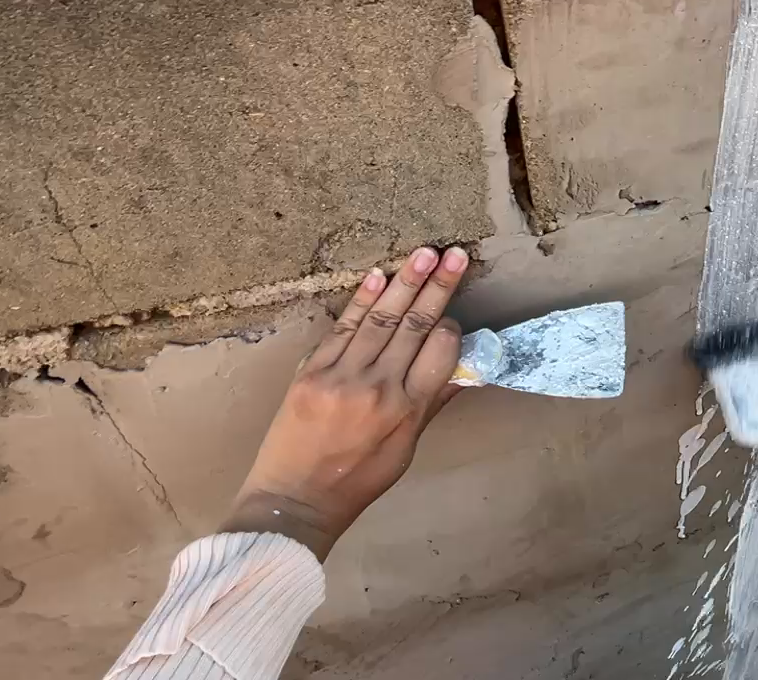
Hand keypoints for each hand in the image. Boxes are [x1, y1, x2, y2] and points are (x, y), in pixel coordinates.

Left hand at [219, 245, 470, 558]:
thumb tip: (465, 370)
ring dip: (406, 280)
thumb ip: (433, 403)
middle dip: (438, 286)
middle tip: (455, 254)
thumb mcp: (406, 448)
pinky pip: (343, 327)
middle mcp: (378, 388)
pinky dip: (363, 299)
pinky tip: (380, 274)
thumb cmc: (357, 481)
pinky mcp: (311, 372)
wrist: (291, 503)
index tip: (453, 316)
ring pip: (382, 318)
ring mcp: (342, 377)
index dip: (450, 328)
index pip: (440, 352)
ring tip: (426, 253)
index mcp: (407, 410)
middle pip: (415, 325)